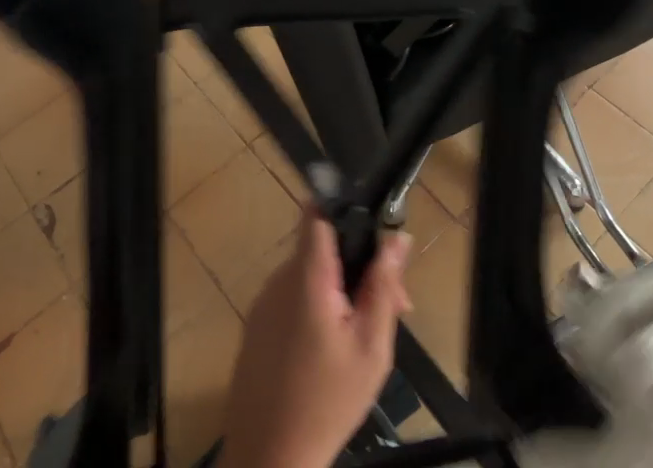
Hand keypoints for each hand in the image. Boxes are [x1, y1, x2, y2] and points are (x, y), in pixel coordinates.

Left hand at [219, 215, 413, 467]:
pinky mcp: (256, 327)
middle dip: (359, 266)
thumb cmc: (328, 401)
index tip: (376, 229)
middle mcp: (278, 281)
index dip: (347, 209)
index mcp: (307, 278)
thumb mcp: (371, 346)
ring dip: (340, 290)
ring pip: (308, 276)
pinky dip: (317, 309)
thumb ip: (382, 286)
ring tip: (367, 334)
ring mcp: (262, 304)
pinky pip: (292, 299)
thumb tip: (397, 238)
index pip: (318, 214)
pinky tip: (335, 347)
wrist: (270, 455)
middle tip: (394, 306)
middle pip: (321, 249)